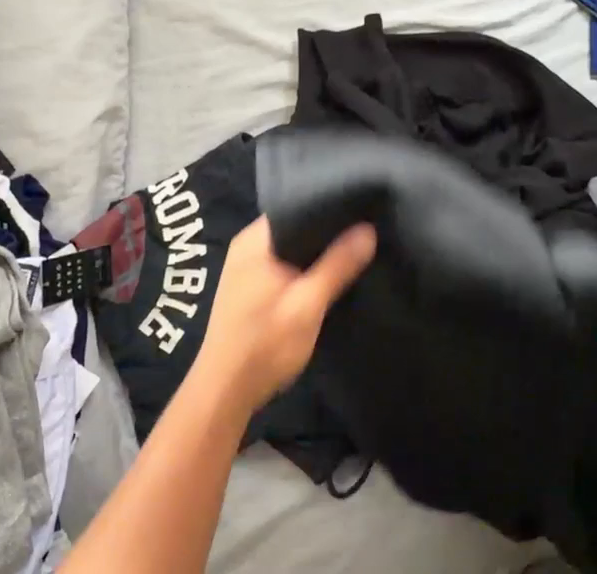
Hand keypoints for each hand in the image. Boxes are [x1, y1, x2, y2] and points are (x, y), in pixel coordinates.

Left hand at [187, 215, 377, 413]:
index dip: (332, 204)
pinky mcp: (254, 285)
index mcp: (255, 240)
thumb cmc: (264, 345)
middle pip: (299, 224)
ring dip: (321, 249)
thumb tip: (369, 229)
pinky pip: (289, 262)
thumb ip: (337, 266)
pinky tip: (334, 270)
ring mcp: (249, 266)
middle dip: (331, 228)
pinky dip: (309, 265)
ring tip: (359, 243)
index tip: (366, 205)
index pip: (299, 204)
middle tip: (370, 225)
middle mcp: (249, 245)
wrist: (226, 393)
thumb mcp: (307, 305)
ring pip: (295, 245)